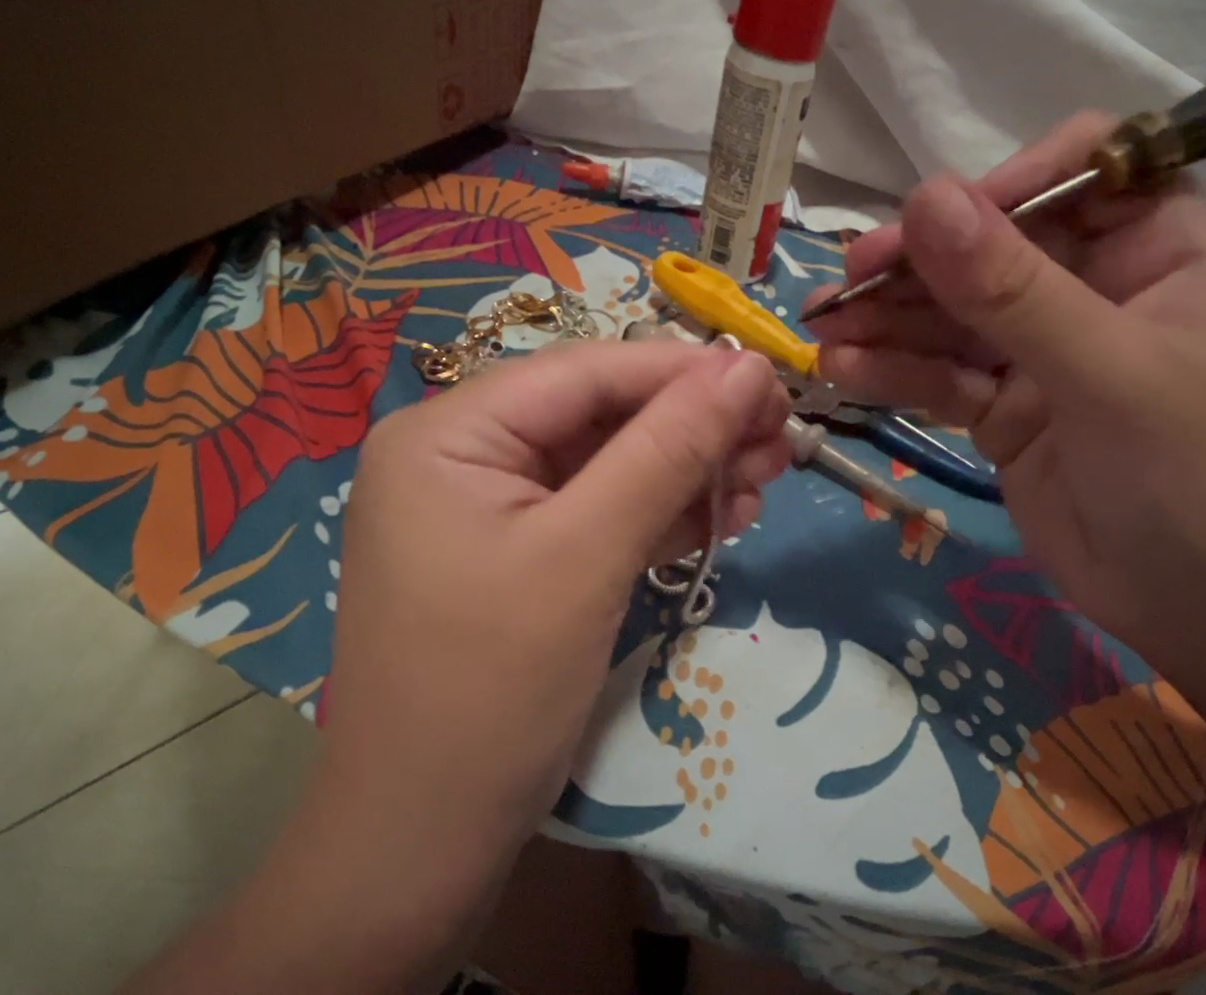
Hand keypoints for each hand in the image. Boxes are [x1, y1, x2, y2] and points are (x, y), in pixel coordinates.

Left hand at [318, 340, 786, 925]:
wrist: (424, 838)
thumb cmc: (492, 688)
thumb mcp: (587, 555)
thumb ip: (668, 451)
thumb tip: (747, 368)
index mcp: (448, 434)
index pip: (585, 372)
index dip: (685, 371)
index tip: (774, 383)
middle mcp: (461, 458)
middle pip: (599, 416)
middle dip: (693, 427)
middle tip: (781, 441)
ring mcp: (488, 514)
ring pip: (607, 467)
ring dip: (688, 473)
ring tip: (767, 481)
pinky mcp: (518, 563)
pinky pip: (598, 517)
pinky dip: (659, 518)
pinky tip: (724, 520)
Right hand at [807, 113, 1205, 674]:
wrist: (1204, 610)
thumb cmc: (1193, 477)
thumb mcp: (1107, 375)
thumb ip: (1012, 290)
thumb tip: (922, 198)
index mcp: (1159, 248)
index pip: (1079, 170)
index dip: (1005, 185)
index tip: (935, 221)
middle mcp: (1096, 286)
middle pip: (993, 244)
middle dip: (919, 263)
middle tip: (848, 281)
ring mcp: (1044, 351)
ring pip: (954, 313)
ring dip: (888, 319)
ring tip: (822, 329)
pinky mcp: (1006, 408)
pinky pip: (942, 374)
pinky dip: (894, 371)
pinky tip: (842, 370)